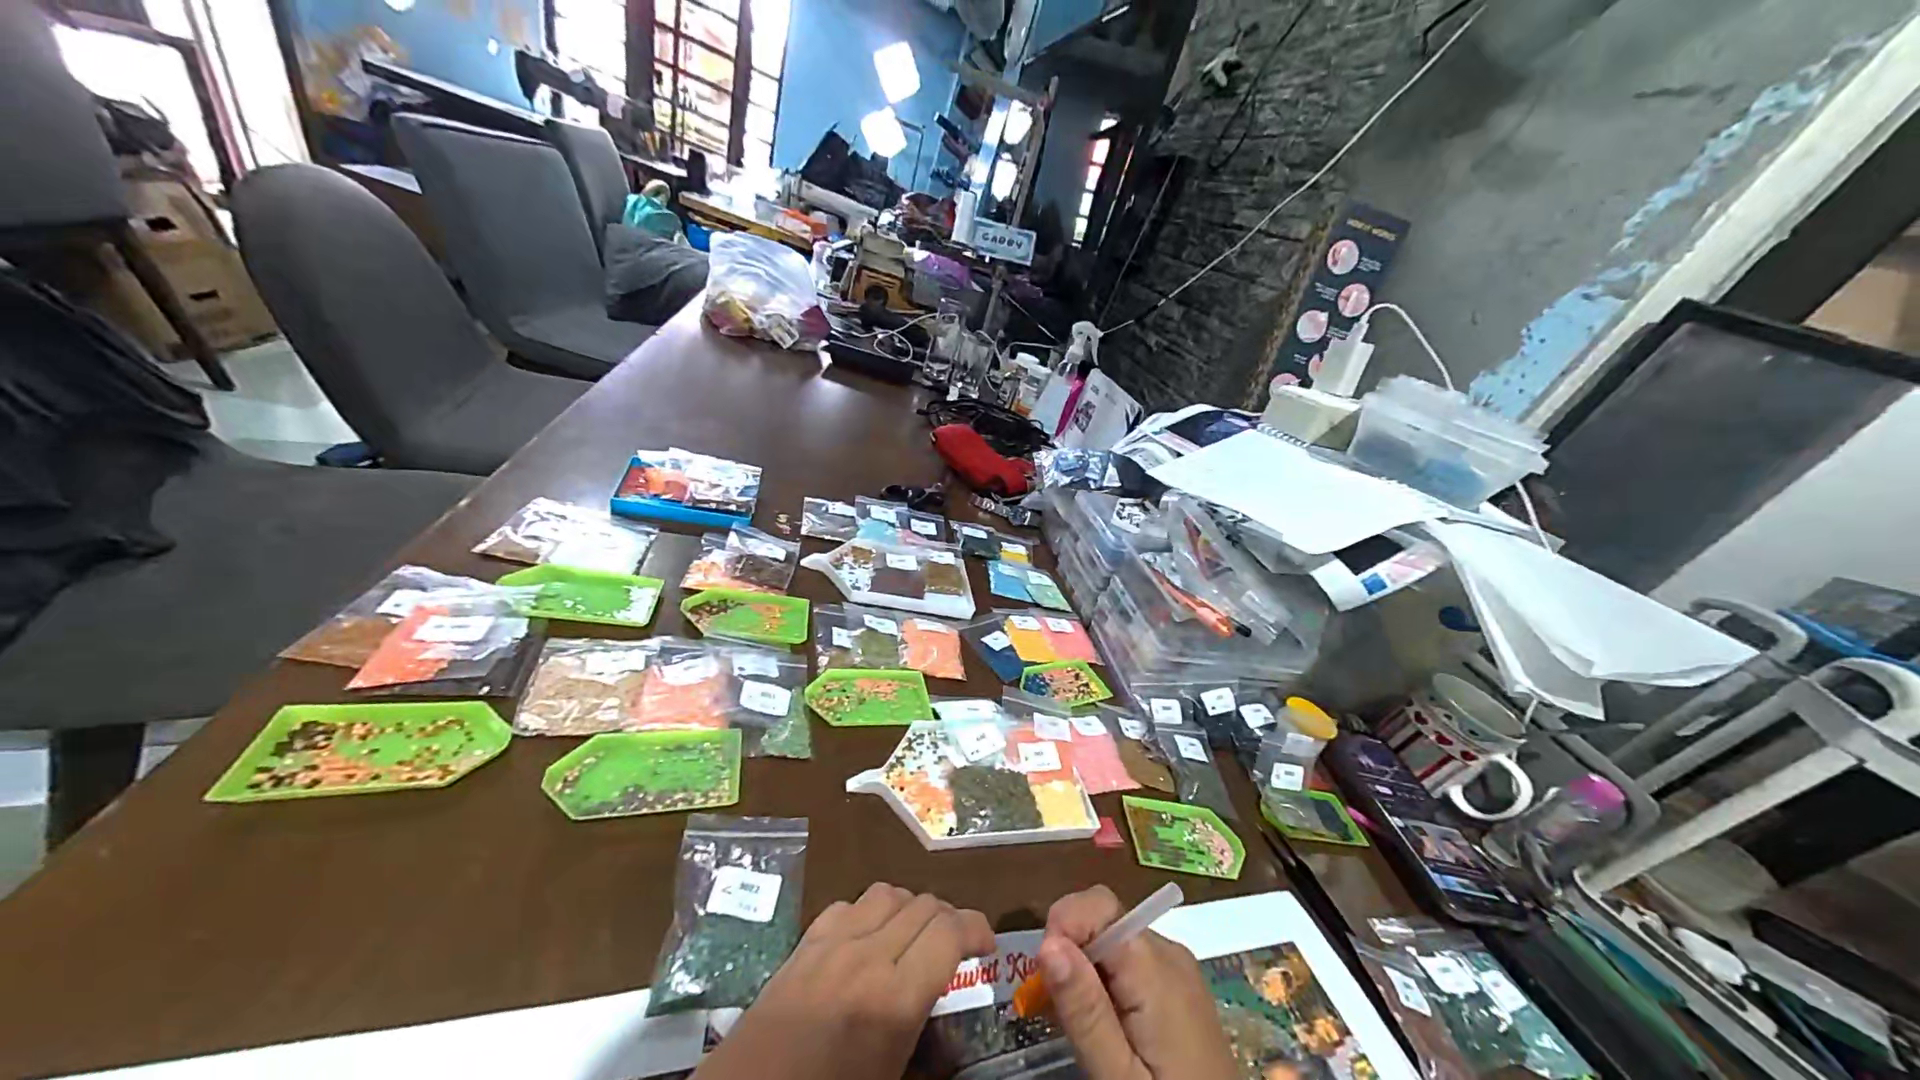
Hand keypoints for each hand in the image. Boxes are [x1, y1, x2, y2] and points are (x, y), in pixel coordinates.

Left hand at [690, 882, 994, 1079]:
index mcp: (894, 999)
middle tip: (955, 948)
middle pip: (924, 905)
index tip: (986, 947)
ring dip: (912, 908)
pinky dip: (870, 912)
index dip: (977, 929)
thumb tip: (950, 1021)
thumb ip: (927, 1039)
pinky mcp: (804, 942)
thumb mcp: (891, 1076)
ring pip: (889, 893)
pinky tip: (867, 939)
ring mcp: (832, 942)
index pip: (950, 931)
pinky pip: (850, 904)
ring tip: (915, 936)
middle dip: (949, 919)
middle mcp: (867, 956)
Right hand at [1038, 885, 1237, 1079]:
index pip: (1098, 904)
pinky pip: (1129, 961)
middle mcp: (1168, 951)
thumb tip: (1047, 942)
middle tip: (1054, 1009)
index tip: (1044, 976)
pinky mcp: (1178, 986)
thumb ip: (1083, 1008)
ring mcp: (1177, 968)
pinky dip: (1104, 981)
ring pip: (1112, 940)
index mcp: (1155, 966)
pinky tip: (1103, 1027)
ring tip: (1077, 1026)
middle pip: (1103, 920)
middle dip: (1068, 951)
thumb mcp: (1118, 1076)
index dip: (1063, 926)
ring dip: (1083, 969)